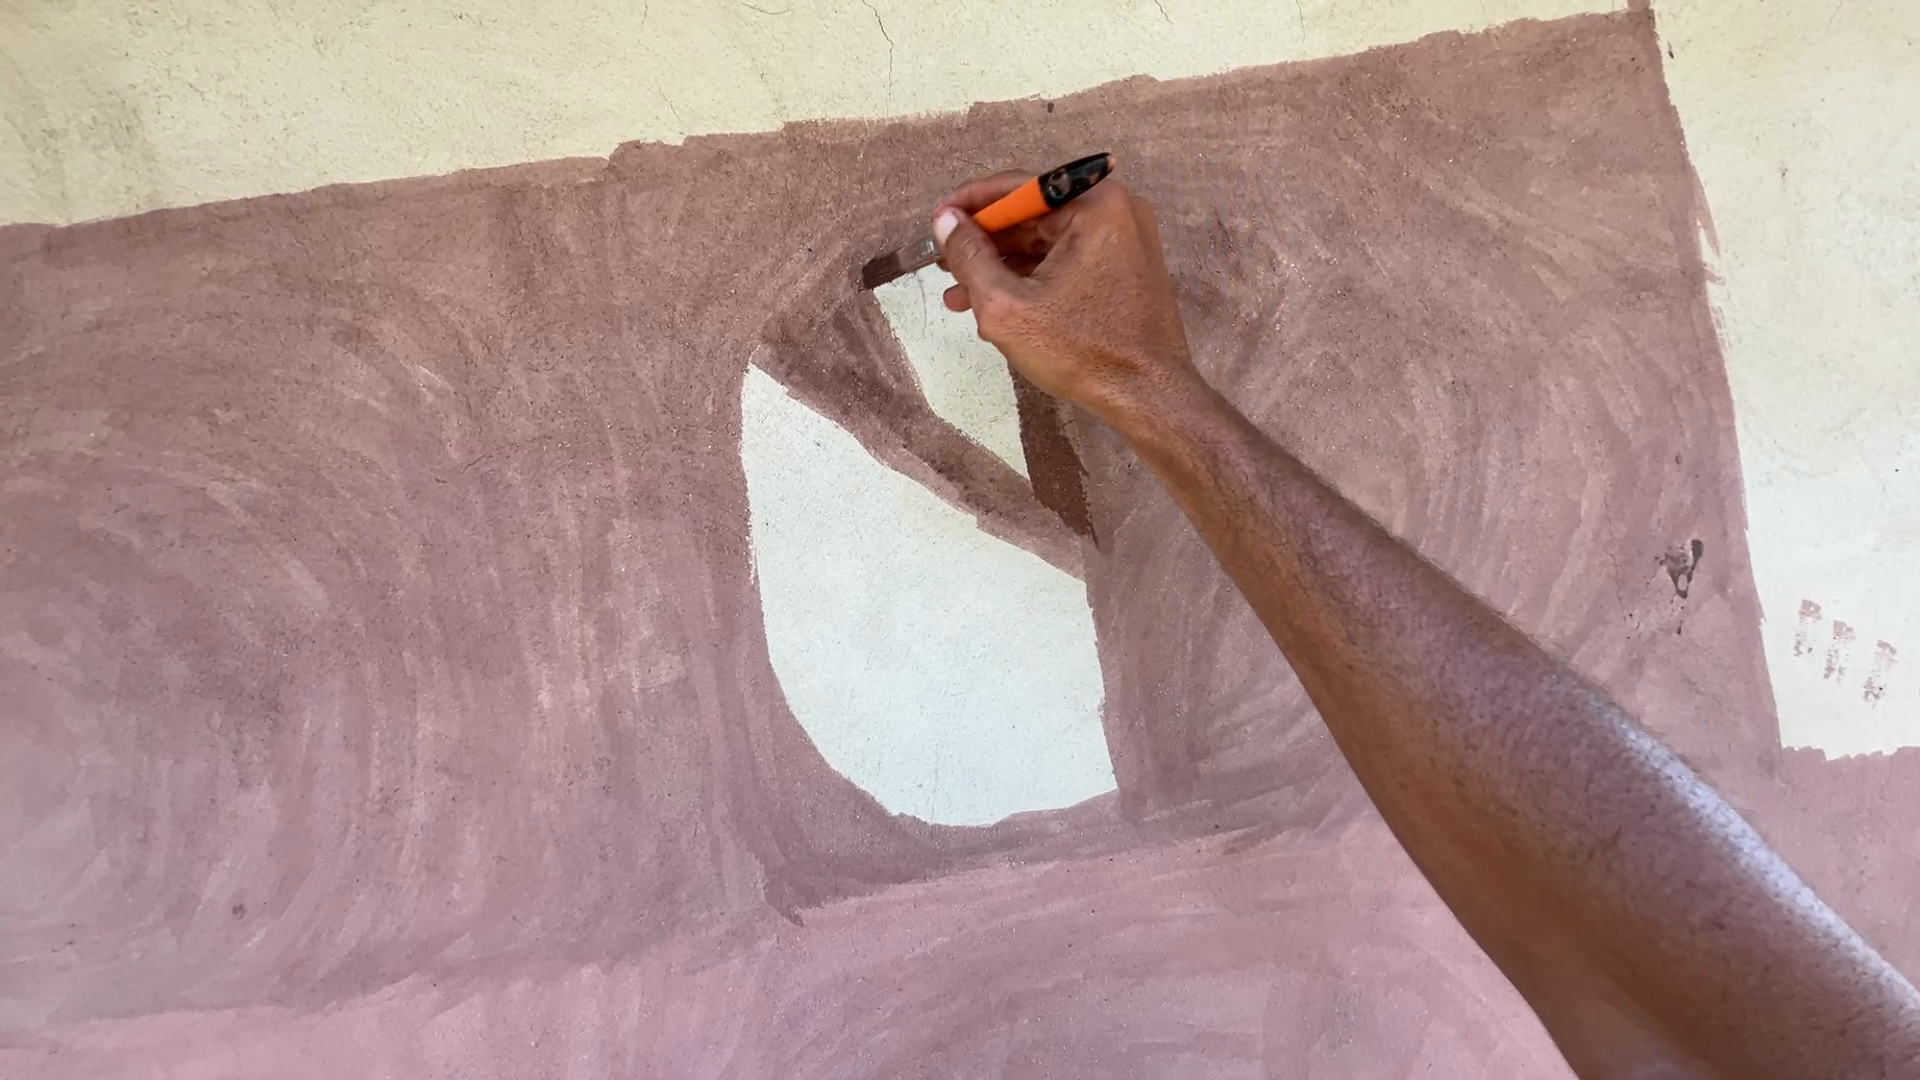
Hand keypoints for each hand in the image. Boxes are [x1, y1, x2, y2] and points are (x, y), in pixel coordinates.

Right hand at [933, 171, 1201, 424]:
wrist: (1148, 397)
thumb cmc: (1081, 351)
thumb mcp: (1007, 306)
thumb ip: (970, 258)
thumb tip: (945, 222)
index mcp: (1093, 205)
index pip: (1016, 188)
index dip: (969, 207)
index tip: (937, 225)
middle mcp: (1116, 211)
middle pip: (1032, 217)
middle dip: (985, 247)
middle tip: (946, 270)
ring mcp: (1125, 242)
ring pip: (1048, 245)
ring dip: (1003, 270)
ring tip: (960, 300)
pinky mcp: (1126, 271)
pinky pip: (1069, 264)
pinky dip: (1034, 281)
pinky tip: (1001, 308)